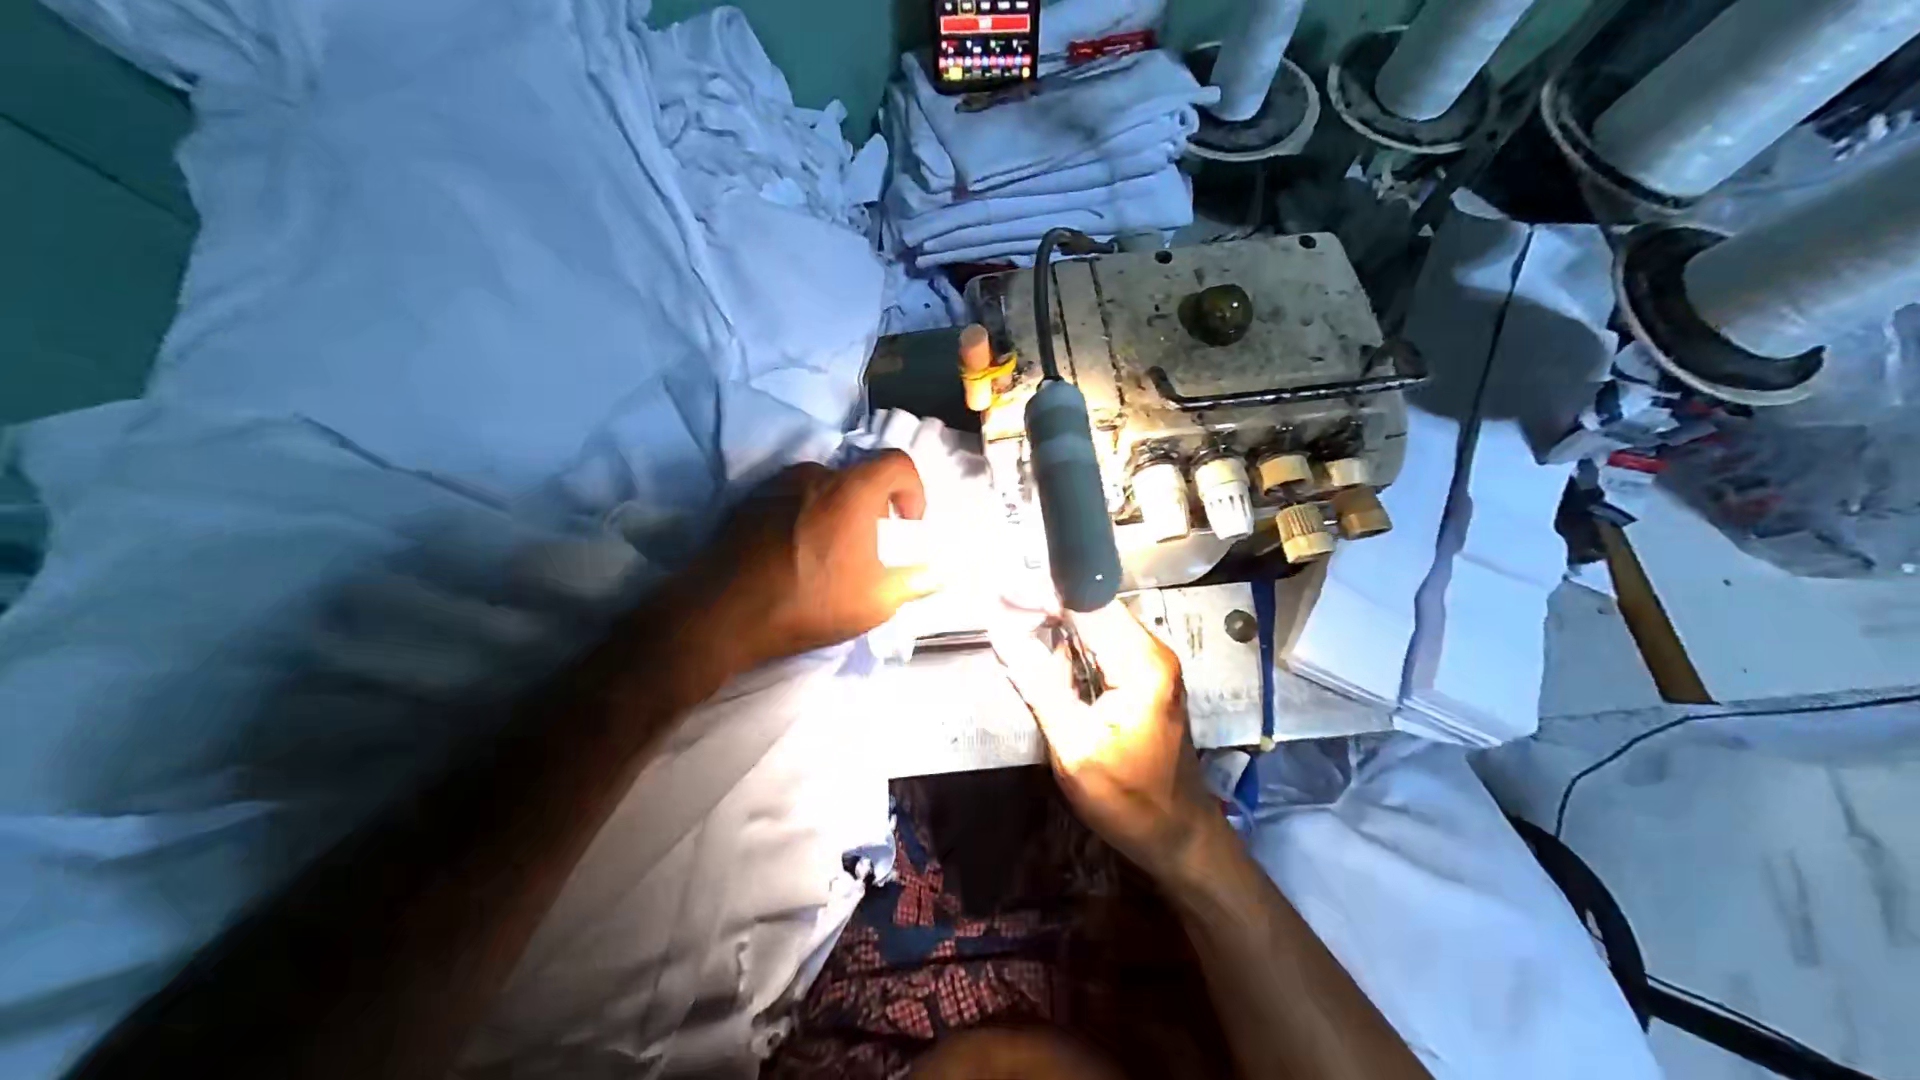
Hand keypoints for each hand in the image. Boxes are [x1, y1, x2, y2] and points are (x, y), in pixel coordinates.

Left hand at [701, 451, 937, 668]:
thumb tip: (935, 573)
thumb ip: (913, 581)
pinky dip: (805, 517)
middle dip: (873, 508)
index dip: (913, 490)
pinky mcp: (748, 501)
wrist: (724, 612)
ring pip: (823, 488)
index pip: (898, 463)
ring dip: (836, 512)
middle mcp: (815, 474)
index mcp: (852, 490)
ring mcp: (777, 484)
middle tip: (868, 547)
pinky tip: (795, 555)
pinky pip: (792, 499)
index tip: (905, 525)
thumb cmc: (811, 601)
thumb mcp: (876, 601)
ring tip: (829, 553)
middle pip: (859, 477)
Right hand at [990, 601, 1223, 880]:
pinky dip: (1071, 643)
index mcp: (1141, 662)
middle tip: (1000, 611)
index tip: (1001, 594)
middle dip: (1046, 604)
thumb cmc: (1127, 797)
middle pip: (1093, 607)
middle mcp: (1152, 651)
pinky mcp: (1144, 675)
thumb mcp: (1073, 746)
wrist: (1178, 834)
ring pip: (1096, 622)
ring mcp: (1151, 662)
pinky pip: (1102, 643)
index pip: (1088, 602)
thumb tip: (1002, 632)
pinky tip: (1043, 651)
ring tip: (1013, 625)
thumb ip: (1038, 683)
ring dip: (1056, 622)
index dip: (1042, 593)